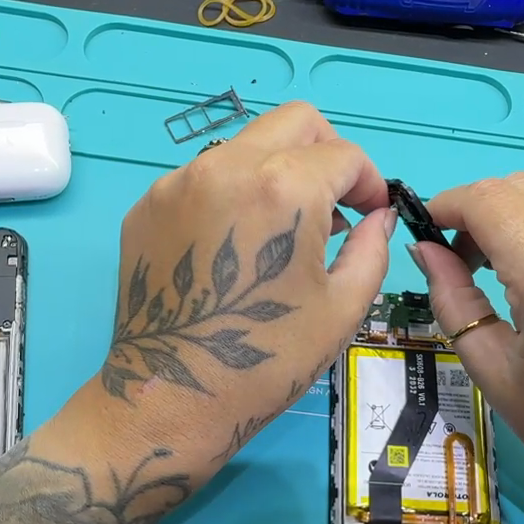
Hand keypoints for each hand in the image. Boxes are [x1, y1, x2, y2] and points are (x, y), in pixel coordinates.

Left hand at [87, 102, 394, 464]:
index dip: (369, 183)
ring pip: (245, 146)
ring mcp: (177, 182)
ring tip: (282, 231)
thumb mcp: (342, 308)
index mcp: (282, 188)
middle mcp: (225, 166)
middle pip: (294, 123)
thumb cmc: (267, 361)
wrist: (169, 400)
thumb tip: (377, 217)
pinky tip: (233, 249)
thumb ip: (372, 247)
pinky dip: (232, 194)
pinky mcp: (146, 206)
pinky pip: (204, 177)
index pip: (344, 154)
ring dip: (278, 170)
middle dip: (327, 153)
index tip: (370, 215)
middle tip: (335, 203)